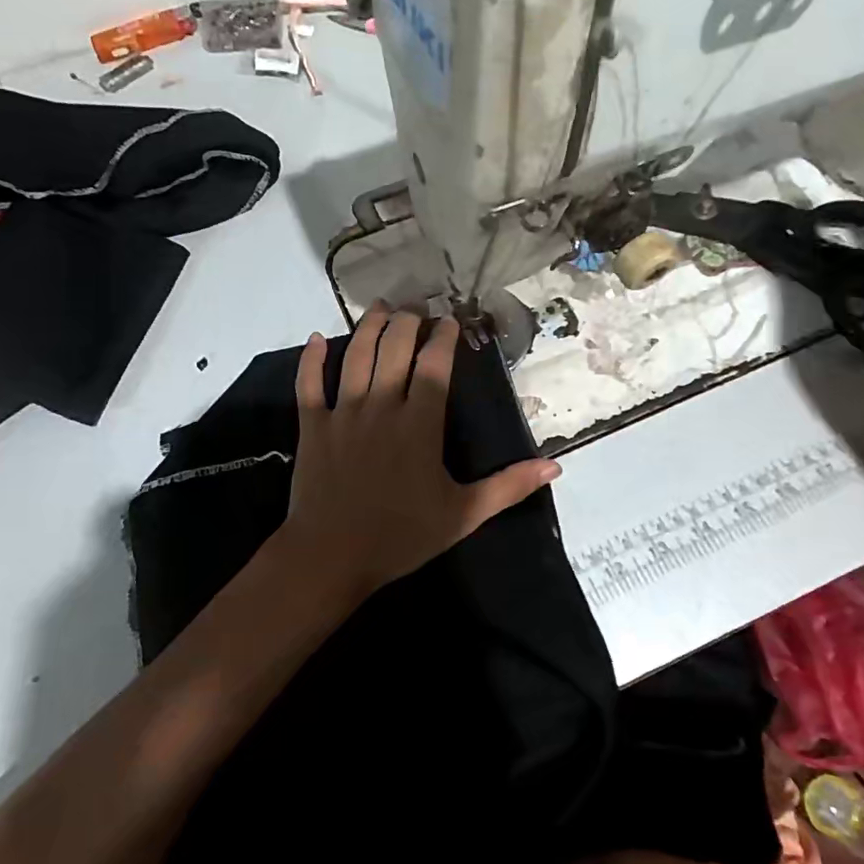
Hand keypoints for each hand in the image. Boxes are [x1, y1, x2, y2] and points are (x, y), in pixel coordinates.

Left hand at [276, 307, 561, 598]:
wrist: (331, 556)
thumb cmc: (402, 535)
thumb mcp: (464, 514)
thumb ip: (509, 486)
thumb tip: (555, 466)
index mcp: (420, 424)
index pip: (434, 367)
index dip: (443, 339)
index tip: (450, 320)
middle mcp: (381, 407)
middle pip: (394, 350)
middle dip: (407, 322)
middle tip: (416, 307)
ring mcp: (343, 414)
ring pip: (356, 357)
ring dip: (368, 327)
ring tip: (380, 307)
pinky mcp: (312, 427)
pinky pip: (309, 384)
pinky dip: (311, 359)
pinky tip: (317, 338)